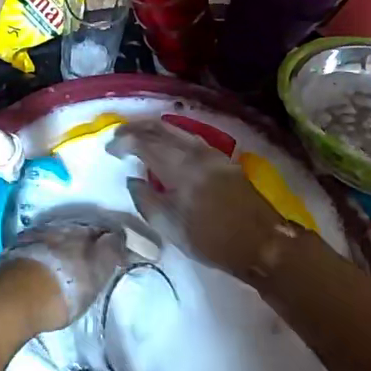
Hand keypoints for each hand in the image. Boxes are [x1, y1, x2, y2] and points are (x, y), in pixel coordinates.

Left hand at [0, 220, 130, 332]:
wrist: (13, 302)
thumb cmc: (64, 288)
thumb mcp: (98, 271)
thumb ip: (111, 251)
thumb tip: (118, 235)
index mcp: (80, 230)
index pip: (101, 229)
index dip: (108, 241)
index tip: (112, 254)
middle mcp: (56, 227)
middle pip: (75, 233)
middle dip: (82, 244)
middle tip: (88, 261)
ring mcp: (31, 239)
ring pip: (53, 240)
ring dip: (61, 249)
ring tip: (65, 267)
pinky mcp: (12, 255)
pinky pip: (35, 250)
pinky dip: (43, 257)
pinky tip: (43, 270)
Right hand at [109, 119, 316, 281]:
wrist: (260, 242)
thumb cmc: (212, 239)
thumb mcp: (170, 227)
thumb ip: (146, 199)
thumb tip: (133, 179)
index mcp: (179, 166)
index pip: (144, 141)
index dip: (124, 142)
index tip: (109, 150)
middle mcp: (195, 152)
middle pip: (161, 128)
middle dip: (137, 129)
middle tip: (119, 137)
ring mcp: (212, 153)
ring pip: (178, 130)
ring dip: (155, 130)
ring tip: (139, 137)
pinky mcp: (223, 160)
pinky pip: (191, 138)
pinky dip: (172, 136)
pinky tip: (168, 145)